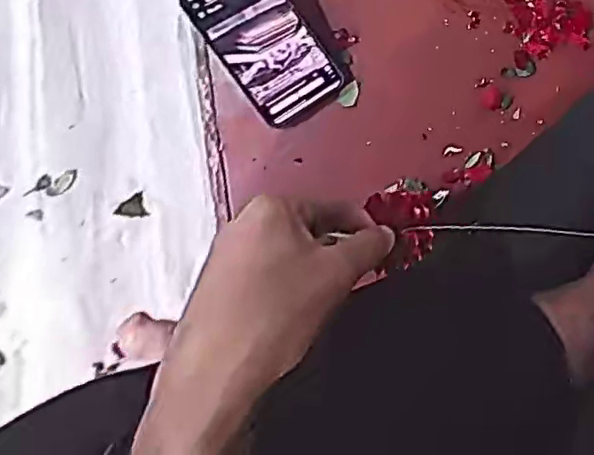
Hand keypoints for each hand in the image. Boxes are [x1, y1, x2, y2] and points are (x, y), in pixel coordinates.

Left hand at [134, 196, 393, 452]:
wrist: (212, 384)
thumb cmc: (261, 324)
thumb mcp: (340, 270)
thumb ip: (371, 244)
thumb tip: (381, 237)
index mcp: (268, 208)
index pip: (335, 208)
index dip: (363, 228)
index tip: (376, 243)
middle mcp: (239, 229)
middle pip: (309, 233)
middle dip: (334, 254)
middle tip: (349, 274)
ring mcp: (222, 263)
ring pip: (286, 259)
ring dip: (308, 276)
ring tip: (316, 302)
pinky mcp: (212, 295)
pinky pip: (262, 283)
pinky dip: (281, 295)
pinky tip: (287, 317)